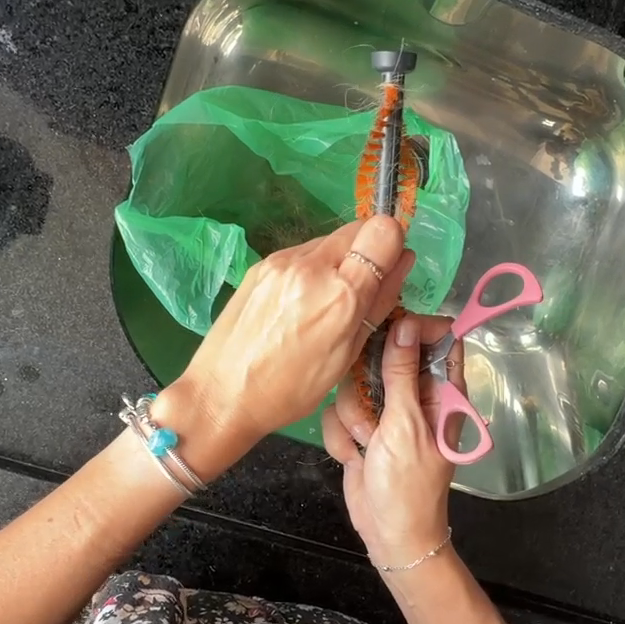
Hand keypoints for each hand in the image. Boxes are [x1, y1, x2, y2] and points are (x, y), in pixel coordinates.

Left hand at [160, 216, 413, 476]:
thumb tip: (402, 261)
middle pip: (358, 228)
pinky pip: (303, 253)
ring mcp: (282, 261)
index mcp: (341, 294)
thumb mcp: (347, 355)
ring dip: (338, 261)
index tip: (386, 269)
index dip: (391, 246)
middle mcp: (312, 266)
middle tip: (357, 291)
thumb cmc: (291, 390)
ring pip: (329, 241)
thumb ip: (379, 302)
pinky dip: (312, 270)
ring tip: (322, 304)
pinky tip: (298, 304)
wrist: (221, 394)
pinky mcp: (261, 264)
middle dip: (367, 252)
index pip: (383, 230)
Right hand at [322, 313, 459, 565]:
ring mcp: (383, 413)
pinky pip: (337, 412)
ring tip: (367, 443)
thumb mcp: (405, 424)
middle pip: (384, 357)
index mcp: (440, 392)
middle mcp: (412, 396)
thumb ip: (401, 373)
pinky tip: (354, 456)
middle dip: (369, 384)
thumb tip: (405, 324)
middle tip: (373, 409)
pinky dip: (342, 437)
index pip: (438, 341)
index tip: (391, 329)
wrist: (389, 534)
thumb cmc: (409, 483)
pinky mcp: (358, 429)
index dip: (416, 328)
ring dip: (354, 418)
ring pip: (354, 385)